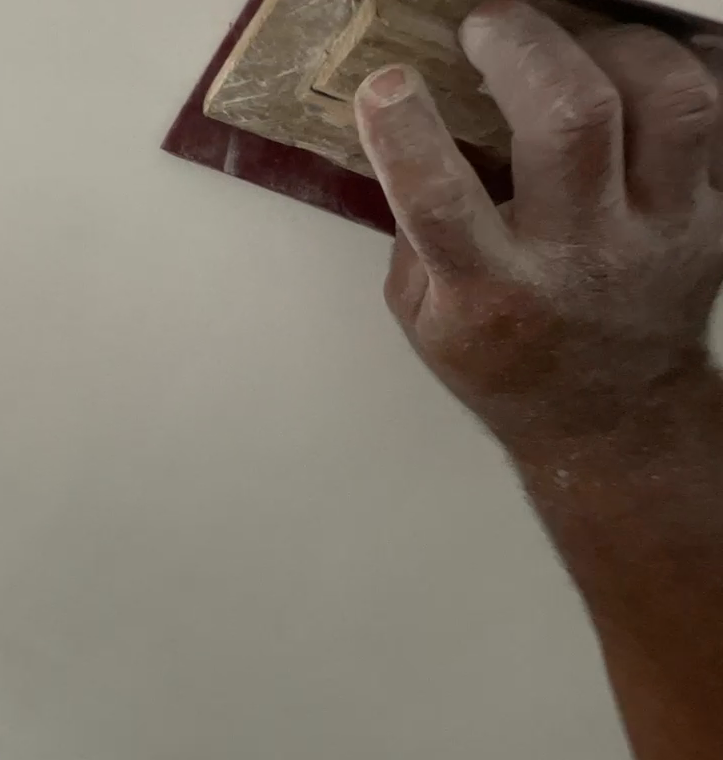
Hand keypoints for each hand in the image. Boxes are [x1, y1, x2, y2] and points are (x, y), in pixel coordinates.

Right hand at [355, 0, 722, 457]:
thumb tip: (415, 161)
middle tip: (488, 21)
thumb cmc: (495, 361)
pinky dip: (689, 62)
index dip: (408, 136)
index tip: (385, 86)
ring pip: (664, 102)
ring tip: (569, 29)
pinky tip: (643, 48)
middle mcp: (573, 253)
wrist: (599, 406)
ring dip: (614, 45)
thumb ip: (417, 242)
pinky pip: (722, 113)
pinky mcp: (714, 209)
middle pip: (569, 125)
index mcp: (485, 290)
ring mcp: (657, 227)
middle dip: (526, 53)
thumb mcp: (419, 318)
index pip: (439, 201)